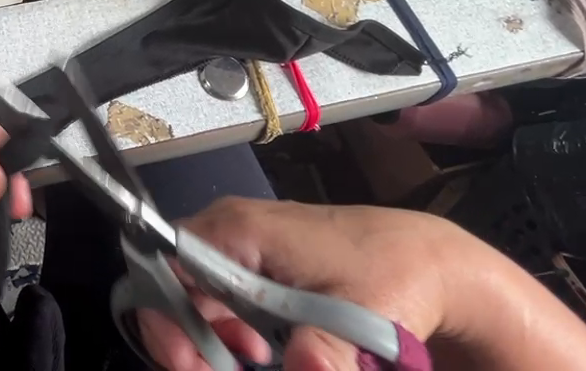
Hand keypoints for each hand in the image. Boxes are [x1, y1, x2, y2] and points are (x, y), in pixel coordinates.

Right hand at [138, 199, 453, 370]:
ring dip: (207, 337)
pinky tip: (258, 352)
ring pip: (192, 291)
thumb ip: (327, 352)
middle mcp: (227, 228)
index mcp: (239, 230)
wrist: (422, 257)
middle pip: (172, 280)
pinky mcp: (254, 261)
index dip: (162, 312)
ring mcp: (239, 243)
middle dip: (184, 336)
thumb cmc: (390, 273)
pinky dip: (226, 329)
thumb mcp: (364, 319)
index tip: (188, 361)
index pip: (166, 259)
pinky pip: (217, 294)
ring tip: (248, 363)